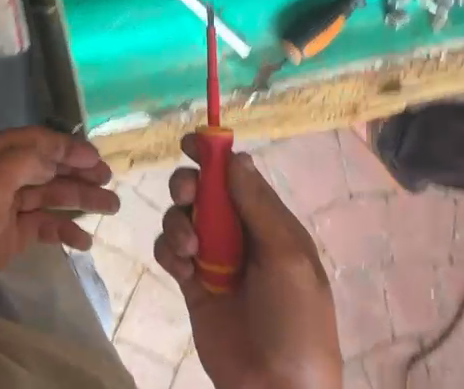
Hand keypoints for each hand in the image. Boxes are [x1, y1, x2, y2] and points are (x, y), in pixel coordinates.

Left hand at [0, 128, 118, 333]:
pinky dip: (63, 230)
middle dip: (77, 172)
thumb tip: (55, 151)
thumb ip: (25, 160)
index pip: (34, 140)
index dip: (67, 146)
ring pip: (46, 196)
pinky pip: (40, 226)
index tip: (99, 158)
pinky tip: (85, 241)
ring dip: (77, 199)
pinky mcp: (4, 238)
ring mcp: (0, 208)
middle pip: (44, 166)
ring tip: (112, 207)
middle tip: (111, 181)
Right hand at [154, 135, 341, 388]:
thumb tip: (236, 157)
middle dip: (188, 186)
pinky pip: (169, 251)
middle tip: (186, 197)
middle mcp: (241, 235)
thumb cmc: (294, 321)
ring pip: (182, 217)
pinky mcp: (192, 284)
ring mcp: (215, 260)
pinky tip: (181, 270)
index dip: (214, 155)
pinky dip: (168, 252)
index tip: (189, 143)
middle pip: (203, 191)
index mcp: (271, 225)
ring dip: (177, 223)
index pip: (238, 176)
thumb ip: (258, 205)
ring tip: (189, 250)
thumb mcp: (287, 259)